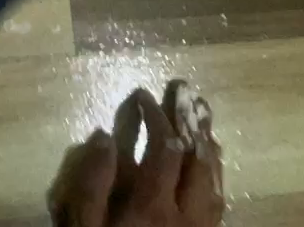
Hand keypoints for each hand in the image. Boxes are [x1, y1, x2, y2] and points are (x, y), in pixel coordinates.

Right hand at [49, 85, 224, 226]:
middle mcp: (185, 216)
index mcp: (152, 205)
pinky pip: (220, 203)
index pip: (163, 146)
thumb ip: (93, 180)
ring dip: (209, 144)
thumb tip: (104, 134)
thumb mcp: (83, 224)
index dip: (155, 114)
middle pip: (197, 159)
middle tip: (185, 90)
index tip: (141, 93)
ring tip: (203, 117)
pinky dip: (216, 174)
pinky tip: (211, 162)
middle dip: (190, 120)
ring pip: (214, 180)